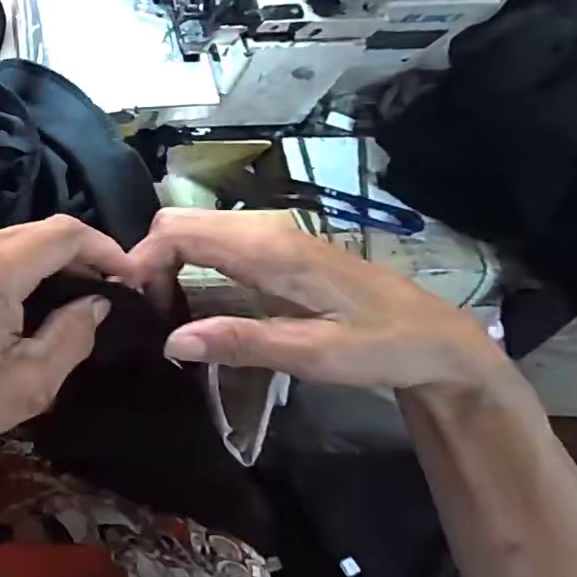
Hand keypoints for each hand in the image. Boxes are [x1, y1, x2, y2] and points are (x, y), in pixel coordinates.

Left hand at [0, 216, 136, 479]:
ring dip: (58, 256)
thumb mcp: (31, 382)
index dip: (107, 249)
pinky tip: (44, 291)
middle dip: (85, 252)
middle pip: (44, 228)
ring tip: (88, 291)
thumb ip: (73, 333)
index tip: (133, 281)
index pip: (65, 233)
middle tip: (115, 290)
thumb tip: (98, 302)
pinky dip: (30, 261)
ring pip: (22, 235)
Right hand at [129, 208, 507, 397]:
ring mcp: (267, 231)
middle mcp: (261, 228)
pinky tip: (189, 294)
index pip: (177, 232)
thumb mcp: (316, 355)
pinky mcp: (270, 242)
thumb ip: (242, 344)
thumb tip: (170, 341)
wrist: (440, 338)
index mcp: (268, 249)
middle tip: (147, 308)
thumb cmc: (383, 347)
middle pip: (175, 221)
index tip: (136, 305)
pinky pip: (207, 235)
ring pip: (188, 225)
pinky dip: (183, 258)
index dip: (143, 261)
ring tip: (162, 306)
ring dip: (163, 258)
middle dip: (147, 258)